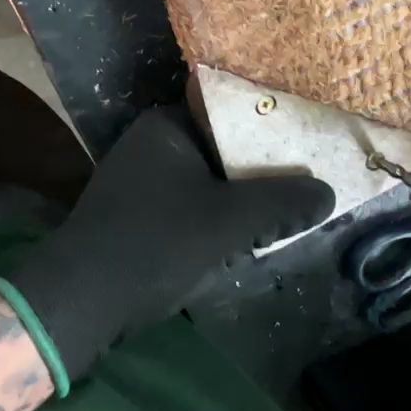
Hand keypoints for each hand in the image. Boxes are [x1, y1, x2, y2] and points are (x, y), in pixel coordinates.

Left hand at [3, 106, 336, 381]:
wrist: (83, 297)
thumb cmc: (157, 243)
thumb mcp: (230, 221)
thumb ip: (282, 202)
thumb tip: (327, 191)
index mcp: (166, 126)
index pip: (231, 113)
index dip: (274, 131)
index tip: (313, 148)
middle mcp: (149, 144)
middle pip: (221, 150)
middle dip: (262, 173)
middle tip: (310, 187)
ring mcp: (138, 181)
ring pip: (206, 183)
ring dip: (240, 202)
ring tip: (288, 216)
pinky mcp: (134, 215)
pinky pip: (188, 208)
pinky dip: (215, 221)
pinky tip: (245, 243)